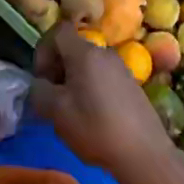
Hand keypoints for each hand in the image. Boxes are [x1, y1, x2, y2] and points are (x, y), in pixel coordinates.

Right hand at [30, 23, 172, 178]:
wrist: (144, 153)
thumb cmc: (95, 127)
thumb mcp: (56, 112)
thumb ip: (39, 91)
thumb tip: (40, 85)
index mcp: (84, 52)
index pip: (58, 31)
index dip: (42, 50)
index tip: (41, 78)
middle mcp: (104, 52)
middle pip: (72, 48)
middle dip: (56, 69)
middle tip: (51, 98)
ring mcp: (121, 68)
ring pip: (87, 65)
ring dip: (72, 81)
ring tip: (70, 111)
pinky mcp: (131, 85)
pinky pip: (102, 77)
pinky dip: (90, 89)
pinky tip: (92, 118)